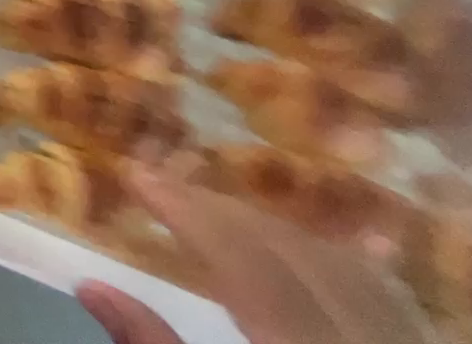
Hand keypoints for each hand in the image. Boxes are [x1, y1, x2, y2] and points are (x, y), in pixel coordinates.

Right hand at [76, 171, 438, 343]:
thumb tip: (91, 286)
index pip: (249, 264)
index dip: (189, 211)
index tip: (135, 174)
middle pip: (298, 254)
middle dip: (222, 209)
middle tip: (159, 185)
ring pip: (346, 267)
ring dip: (269, 228)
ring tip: (209, 211)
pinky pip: (380, 297)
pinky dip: (322, 261)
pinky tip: (287, 253)